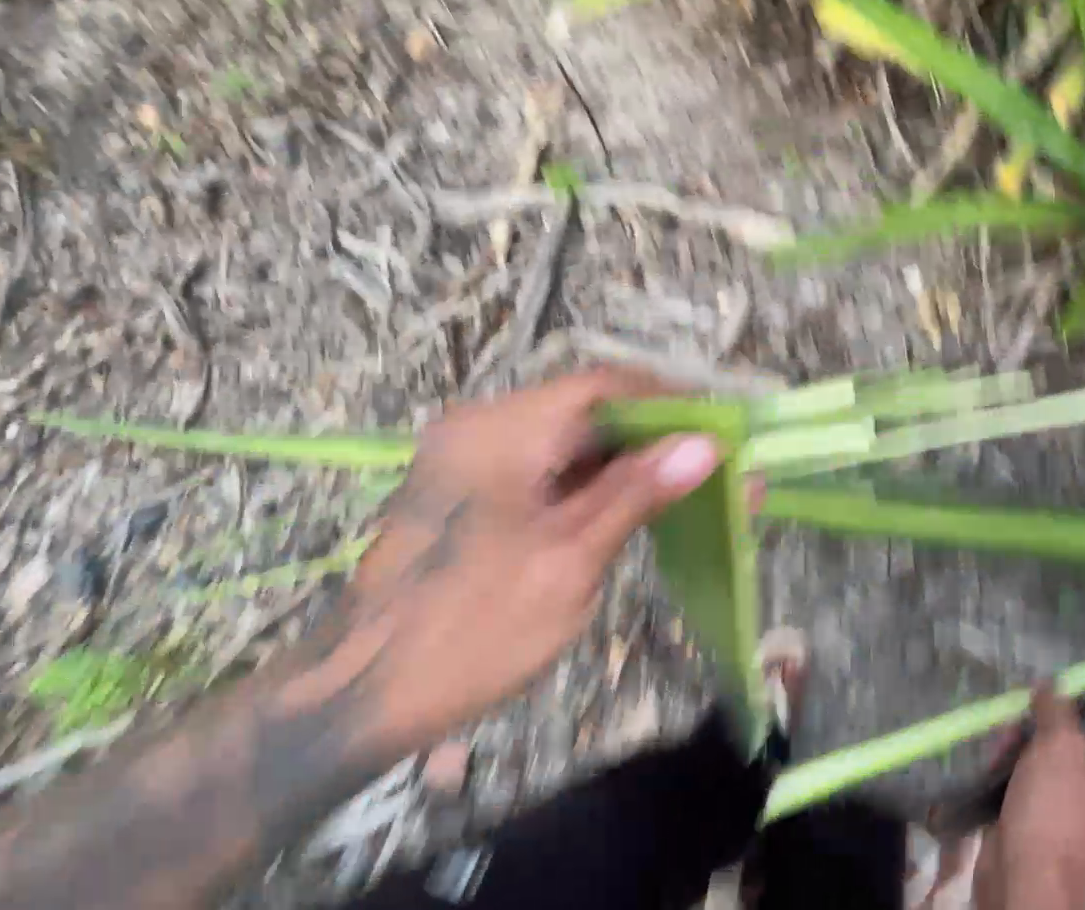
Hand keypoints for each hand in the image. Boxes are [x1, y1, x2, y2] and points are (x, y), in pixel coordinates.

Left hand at [340, 369, 723, 751]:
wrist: (360, 697)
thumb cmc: (471, 627)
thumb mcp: (570, 559)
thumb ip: (639, 492)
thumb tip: (706, 444)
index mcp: (500, 430)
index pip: (603, 386)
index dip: (670, 400)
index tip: (724, 428)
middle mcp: (482, 428)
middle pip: (588, 411)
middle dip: (656, 437)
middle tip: (717, 469)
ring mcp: (471, 459)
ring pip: (571, 442)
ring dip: (629, 463)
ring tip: (690, 491)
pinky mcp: (471, 491)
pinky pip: (548, 469)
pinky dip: (594, 484)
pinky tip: (635, 510)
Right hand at [974, 688, 1084, 909]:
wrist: (1021, 878)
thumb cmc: (1053, 810)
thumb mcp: (1060, 746)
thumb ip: (1058, 710)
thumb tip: (1051, 685)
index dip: (1079, 706)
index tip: (1051, 693)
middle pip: (1070, 741)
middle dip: (1039, 726)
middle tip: (1019, 721)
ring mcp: (1067, 808)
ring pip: (1043, 759)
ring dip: (1019, 745)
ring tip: (1001, 745)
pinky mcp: (1036, 818)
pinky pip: (1025, 780)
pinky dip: (1009, 768)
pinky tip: (994, 763)